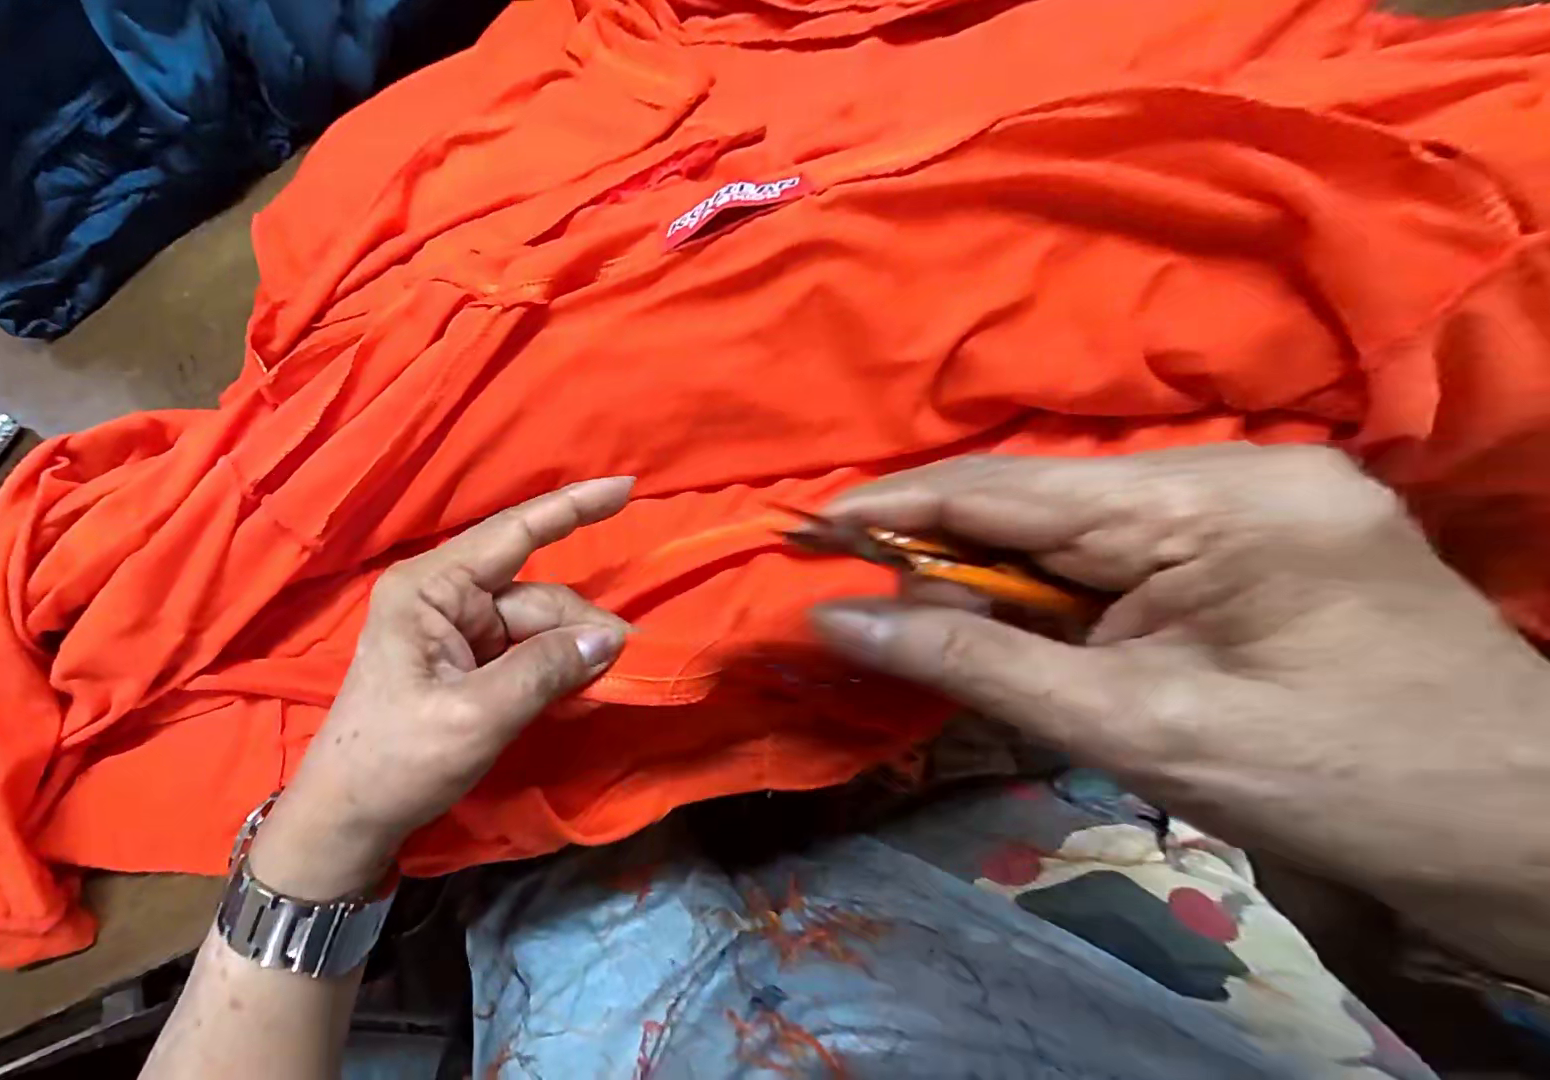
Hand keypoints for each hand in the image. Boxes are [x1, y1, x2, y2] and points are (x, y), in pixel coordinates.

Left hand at [249, 477, 633, 899]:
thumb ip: (545, 669)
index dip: (572, 508)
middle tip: (627, 658)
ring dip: (572, 652)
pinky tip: (582, 686)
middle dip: (580, 624)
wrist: (350, 816)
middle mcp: (445, 596)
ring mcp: (457, 629)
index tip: (624, 487)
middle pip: (534, 594)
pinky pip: (527, 651)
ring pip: (537, 626)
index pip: (513, 532)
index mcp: (431, 587)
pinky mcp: (468, 660)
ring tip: (606, 681)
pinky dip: (556, 667)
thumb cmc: (397, 759)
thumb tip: (608, 639)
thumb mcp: (476, 715)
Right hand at [809, 444, 1549, 983]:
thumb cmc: (1341, 790)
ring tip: (936, 621)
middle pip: (1020, 500)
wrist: (1533, 843)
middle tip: (858, 592)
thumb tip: (835, 620)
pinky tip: (1009, 622)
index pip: (1002, 489)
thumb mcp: (1130, 729)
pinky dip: (1025, 586)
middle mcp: (1220, 471)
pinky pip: (1085, 543)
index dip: (890, 506)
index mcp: (1214, 504)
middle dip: (930, 550)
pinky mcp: (1226, 529)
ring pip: (1045, 521)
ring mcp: (1229, 494)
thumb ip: (968, 661)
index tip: (803, 524)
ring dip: (976, 574)